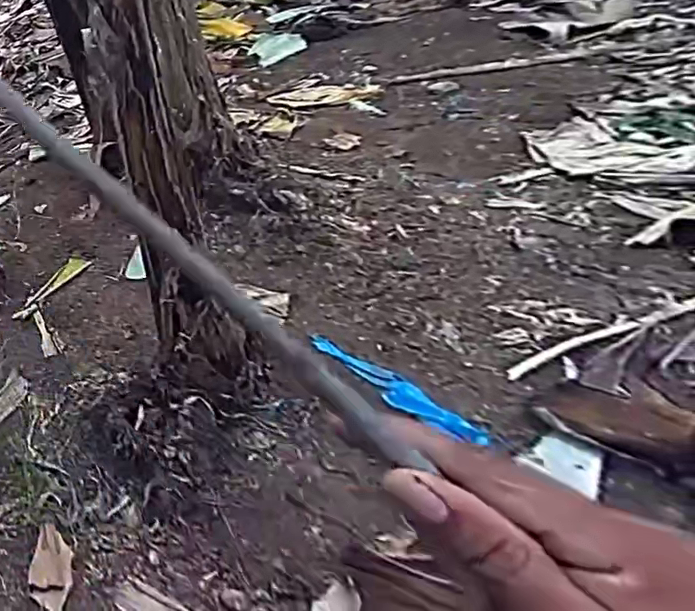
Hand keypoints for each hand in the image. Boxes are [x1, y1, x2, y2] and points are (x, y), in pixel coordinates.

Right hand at [375, 418, 694, 609]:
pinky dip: (499, 516)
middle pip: (499, 476)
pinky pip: (548, 519)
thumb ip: (488, 553)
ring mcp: (642, 545)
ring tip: (415, 496)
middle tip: (362, 453)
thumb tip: (403, 479)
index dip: (401, 437)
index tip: (340, 420)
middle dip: (430, 464)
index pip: (475, 464)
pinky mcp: (644, 563)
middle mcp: (628, 527)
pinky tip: (481, 531)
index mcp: (608, 536)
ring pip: (521, 496)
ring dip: (463, 492)